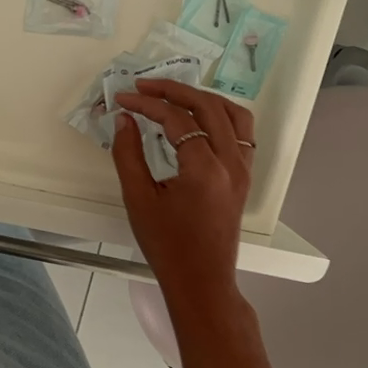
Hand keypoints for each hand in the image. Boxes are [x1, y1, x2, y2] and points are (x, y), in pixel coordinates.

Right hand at [110, 79, 256, 310]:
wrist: (201, 280)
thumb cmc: (166, 244)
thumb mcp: (138, 198)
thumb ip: (128, 153)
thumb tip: (124, 120)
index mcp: (205, 169)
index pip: (176, 119)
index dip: (146, 105)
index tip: (122, 101)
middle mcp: (232, 163)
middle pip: (208, 107)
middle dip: (173, 91)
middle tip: (143, 87)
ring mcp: (243, 169)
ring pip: (233, 115)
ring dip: (202, 98)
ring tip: (172, 95)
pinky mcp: (245, 177)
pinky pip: (242, 132)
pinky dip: (220, 115)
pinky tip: (199, 117)